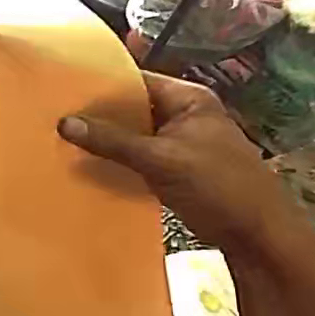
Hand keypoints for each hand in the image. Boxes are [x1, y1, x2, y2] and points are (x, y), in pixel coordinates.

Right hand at [58, 73, 308, 255]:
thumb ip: (112, 141)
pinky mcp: (175, 168)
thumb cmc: (217, 186)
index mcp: (188, 99)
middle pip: (133, 106)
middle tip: (57, 115)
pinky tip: (88, 164)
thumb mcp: (159, 160)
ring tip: (64, 137)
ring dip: (107, 139)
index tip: (64, 89)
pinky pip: (139, 156)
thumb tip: (64, 122)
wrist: (258, 235)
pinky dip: (118, 159)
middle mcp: (185, 114)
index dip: (102, 83)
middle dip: (99, 113)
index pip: (137, 79)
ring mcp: (181, 142)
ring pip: (134, 133)